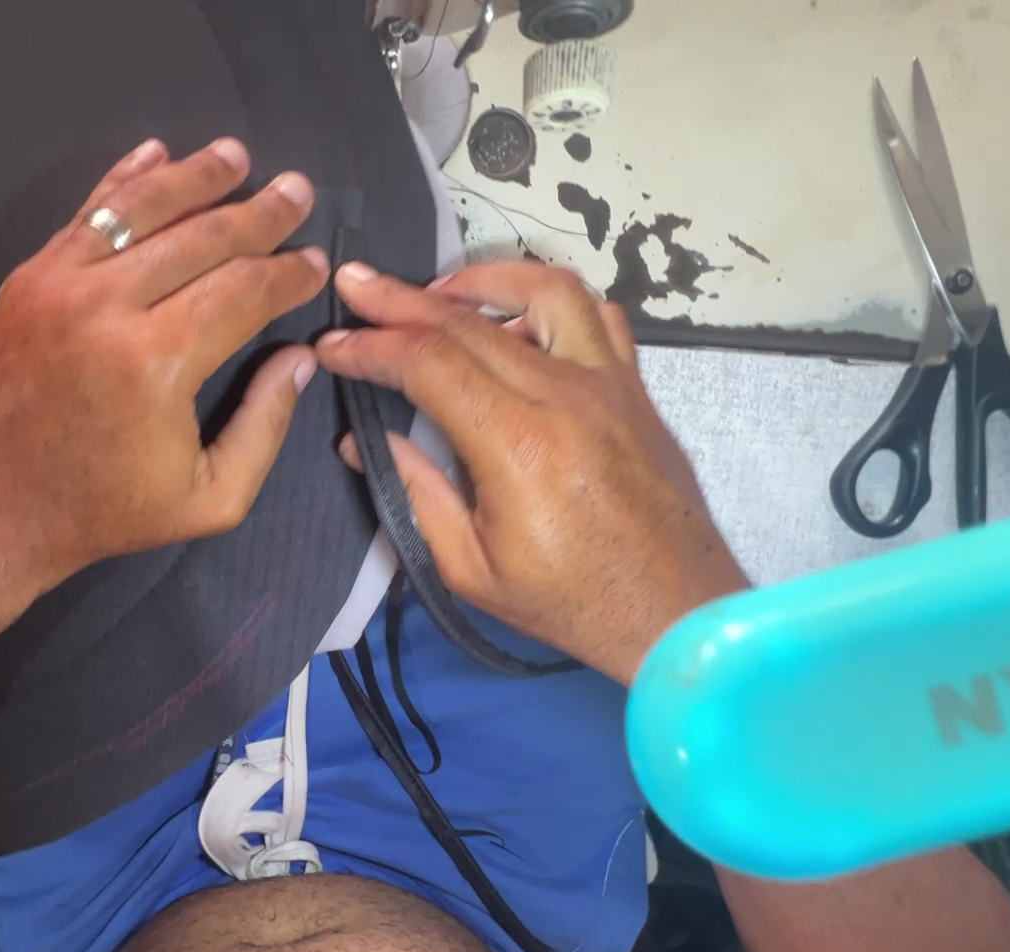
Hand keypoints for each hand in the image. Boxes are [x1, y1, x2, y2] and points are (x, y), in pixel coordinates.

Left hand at [0, 137, 329, 596]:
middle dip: (258, 215)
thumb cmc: (111, 511)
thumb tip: (299, 358)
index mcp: (157, 365)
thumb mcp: (212, 498)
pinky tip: (156, 154)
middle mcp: (107, 308)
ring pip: (141, 209)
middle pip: (200, 239)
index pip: (242, 293)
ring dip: (196, 177)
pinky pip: (86, 216)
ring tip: (237, 156)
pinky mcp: (28, 281)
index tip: (316, 264)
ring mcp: (59, 285)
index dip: (287, 275)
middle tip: (297, 192)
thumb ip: (264, 427)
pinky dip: (124, 181)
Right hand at [315, 260, 746, 682]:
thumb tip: (362, 442)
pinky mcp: (636, 389)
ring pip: (545, 290)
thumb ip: (414, 493)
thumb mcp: (469, 567)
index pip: (428, 364)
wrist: (676, 613)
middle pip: (469, 319)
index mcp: (518, 446)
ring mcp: (610, 384)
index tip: (333, 345)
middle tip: (357, 286)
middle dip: (400, 299)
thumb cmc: (569, 602)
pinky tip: (519, 321)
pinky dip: (550, 302)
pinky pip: (597, 316)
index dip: (371, 347)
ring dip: (482, 278)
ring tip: (438, 291)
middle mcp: (566, 396)